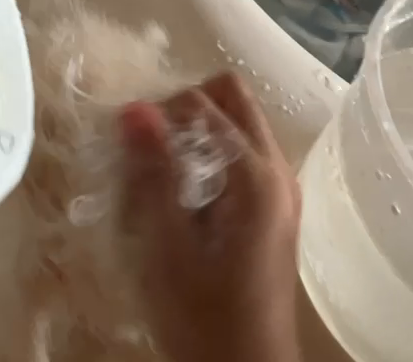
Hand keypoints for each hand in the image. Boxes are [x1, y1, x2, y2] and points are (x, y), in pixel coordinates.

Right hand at [119, 73, 302, 361]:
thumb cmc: (203, 317)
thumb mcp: (168, 247)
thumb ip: (154, 172)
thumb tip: (134, 107)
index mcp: (256, 176)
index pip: (202, 105)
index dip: (160, 114)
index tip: (130, 146)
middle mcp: (278, 169)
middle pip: (232, 96)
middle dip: (186, 107)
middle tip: (152, 147)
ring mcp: (282, 186)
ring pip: (238, 121)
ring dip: (198, 130)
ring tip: (164, 173)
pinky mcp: (276, 205)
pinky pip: (242, 151)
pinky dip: (211, 153)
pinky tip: (184, 194)